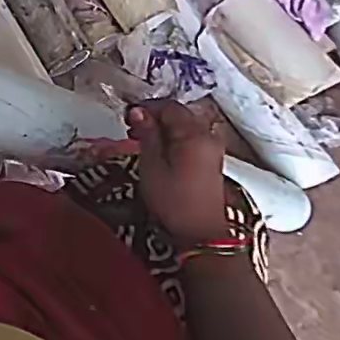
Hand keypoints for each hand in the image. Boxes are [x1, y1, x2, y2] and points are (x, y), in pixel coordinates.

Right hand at [127, 100, 231, 246]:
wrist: (200, 232)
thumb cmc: (172, 199)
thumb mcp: (152, 165)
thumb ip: (146, 134)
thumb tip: (137, 111)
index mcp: (193, 134)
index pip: (169, 107)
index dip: (146, 108)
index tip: (126, 117)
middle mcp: (207, 135)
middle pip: (180, 114)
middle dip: (155, 116)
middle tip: (131, 129)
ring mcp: (212, 148)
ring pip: (185, 125)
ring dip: (163, 127)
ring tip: (142, 140)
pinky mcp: (211, 160)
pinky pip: (191, 137)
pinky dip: (174, 138)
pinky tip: (159, 150)